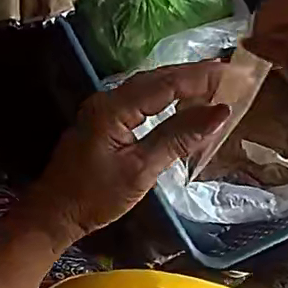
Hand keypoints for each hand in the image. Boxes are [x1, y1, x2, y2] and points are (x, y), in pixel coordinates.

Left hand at [21, 61, 234, 245]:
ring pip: (146, 87)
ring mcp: (101, 109)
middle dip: (193, 75)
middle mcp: (106, 100)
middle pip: (155, 79)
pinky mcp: (101, 121)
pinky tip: (181, 104)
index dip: (200, 77)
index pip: (165, 83)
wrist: (53, 214)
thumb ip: (178, 138)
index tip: (234, 73)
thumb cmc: (94, 197)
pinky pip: (138, 100)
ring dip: (179, 85)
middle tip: (230, 75)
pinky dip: (163, 98)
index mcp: (113, 108)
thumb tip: (220, 111)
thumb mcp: (141, 170)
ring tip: (213, 86)